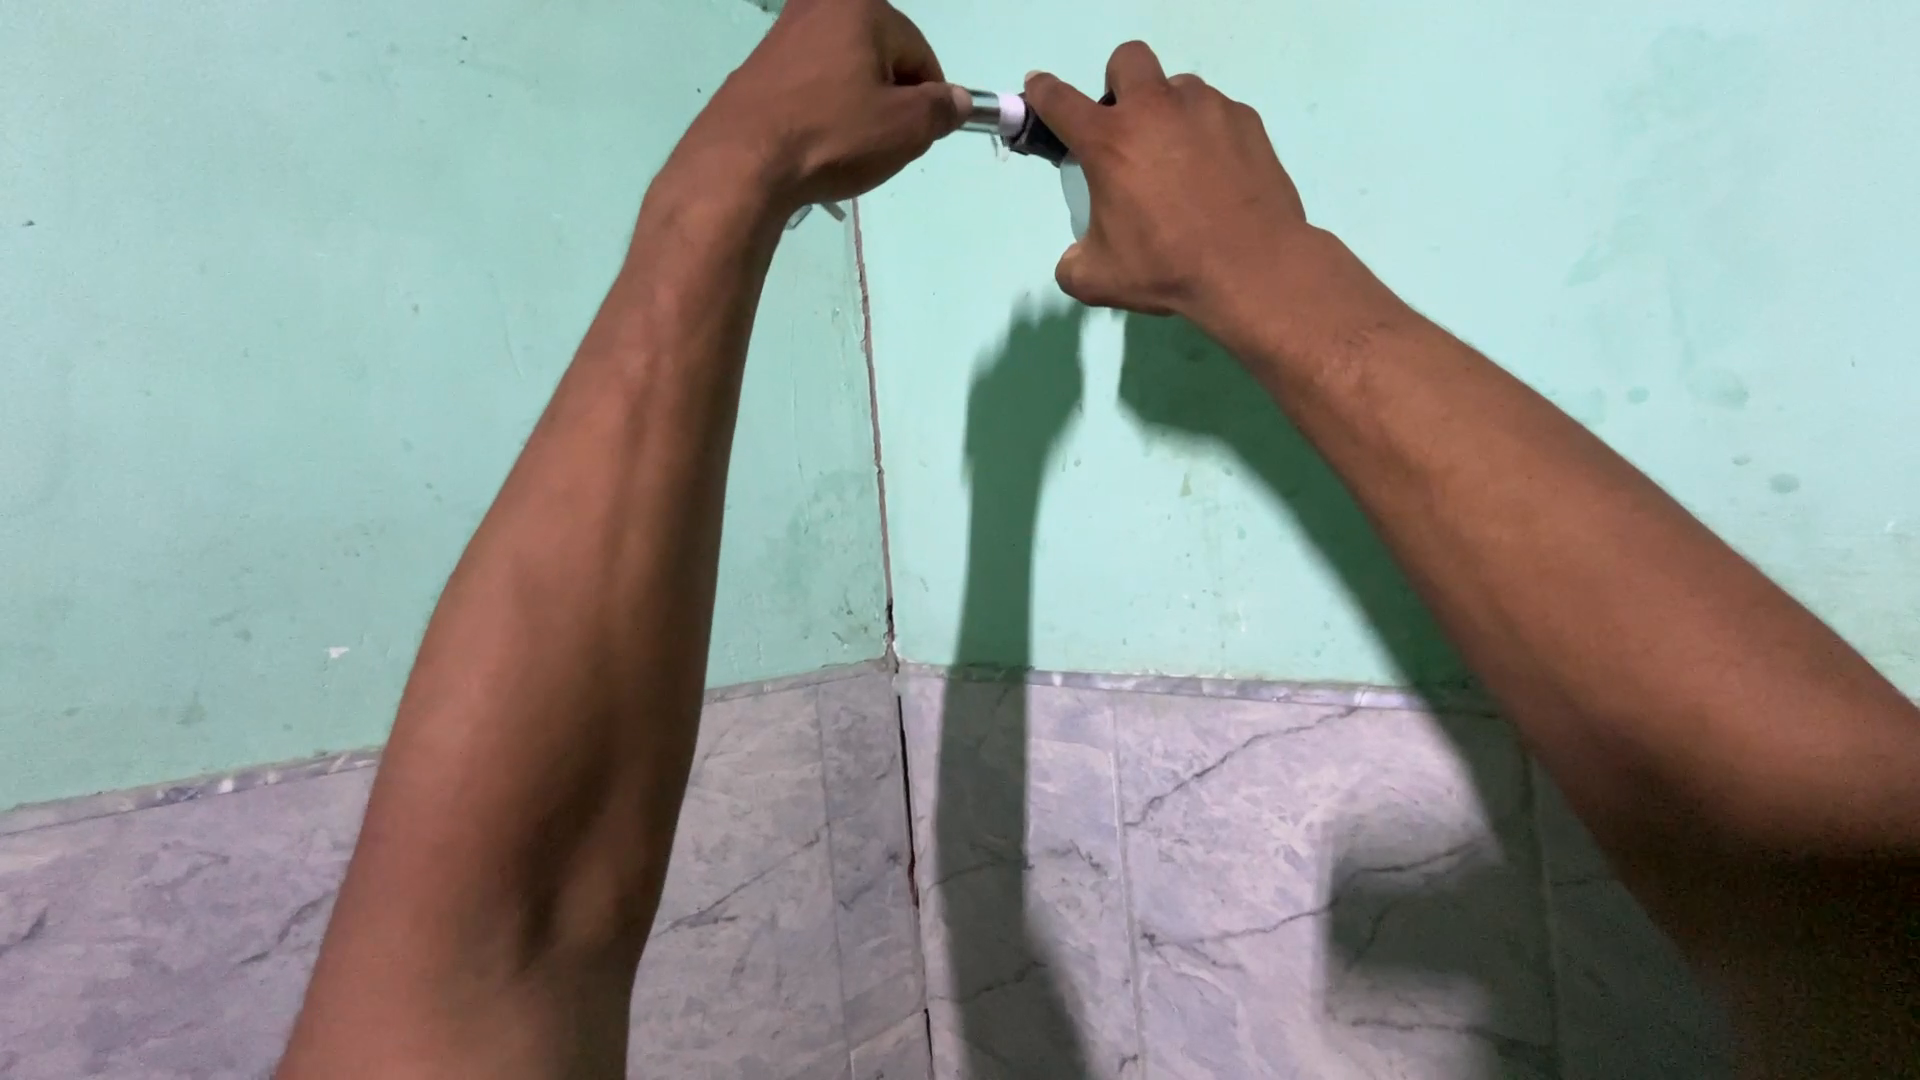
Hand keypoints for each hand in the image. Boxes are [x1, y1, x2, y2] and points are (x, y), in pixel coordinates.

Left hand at [665, 0, 969, 213]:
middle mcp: (821, 5)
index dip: (929, 99)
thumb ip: (940, 110)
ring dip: (856, 108)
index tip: (920, 136)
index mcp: (863, 8)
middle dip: (890, 101)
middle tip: (883, 146)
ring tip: (847, 149)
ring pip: (844, 72)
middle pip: (880, 57)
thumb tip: (958, 100)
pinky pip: (811, 85)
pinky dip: (823, 111)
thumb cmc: (834, 137)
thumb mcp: (904, 130)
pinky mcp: (760, 64)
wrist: (745, 160)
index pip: (919, 53)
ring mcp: (784, 32)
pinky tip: (818, 143)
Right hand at [1026, 43, 1312, 322]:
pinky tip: (1213, 177)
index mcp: (1109, 144)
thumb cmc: (1165, 270)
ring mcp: (1205, 108)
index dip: (1043, 92)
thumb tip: (1075, 258)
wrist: (1249, 267)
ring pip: (1177, 88)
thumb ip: (1072, 263)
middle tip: (1125, 131)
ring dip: (1166, 114)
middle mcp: (1155, 111)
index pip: (1061, 101)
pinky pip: (1215, 114)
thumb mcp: (1097, 280)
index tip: (1039, 89)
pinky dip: (1205, 136)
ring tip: (1177, 164)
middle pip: (1128, 61)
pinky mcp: (1244, 119)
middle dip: (1118, 86)